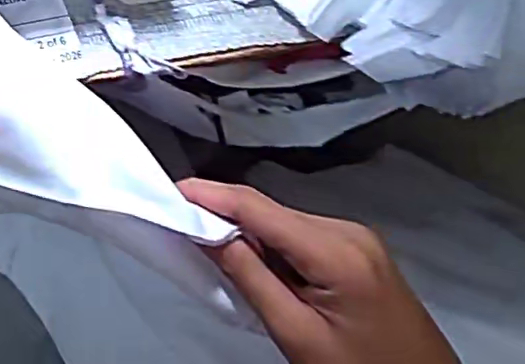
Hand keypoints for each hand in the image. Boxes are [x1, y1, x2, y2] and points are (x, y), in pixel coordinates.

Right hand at [179, 179, 457, 363]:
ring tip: (226, 256)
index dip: (205, 193)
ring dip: (248, 232)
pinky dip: (271, 243)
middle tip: (188, 232)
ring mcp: (358, 239)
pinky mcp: (359, 251)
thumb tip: (200, 226)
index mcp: (338, 251)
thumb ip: (246, 273)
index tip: (164, 190)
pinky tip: (265, 267)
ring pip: (278, 219)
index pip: (254, 205)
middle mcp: (349, 231)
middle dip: (225, 217)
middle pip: (265, 210)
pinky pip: (297, 232)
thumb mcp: (297, 335)